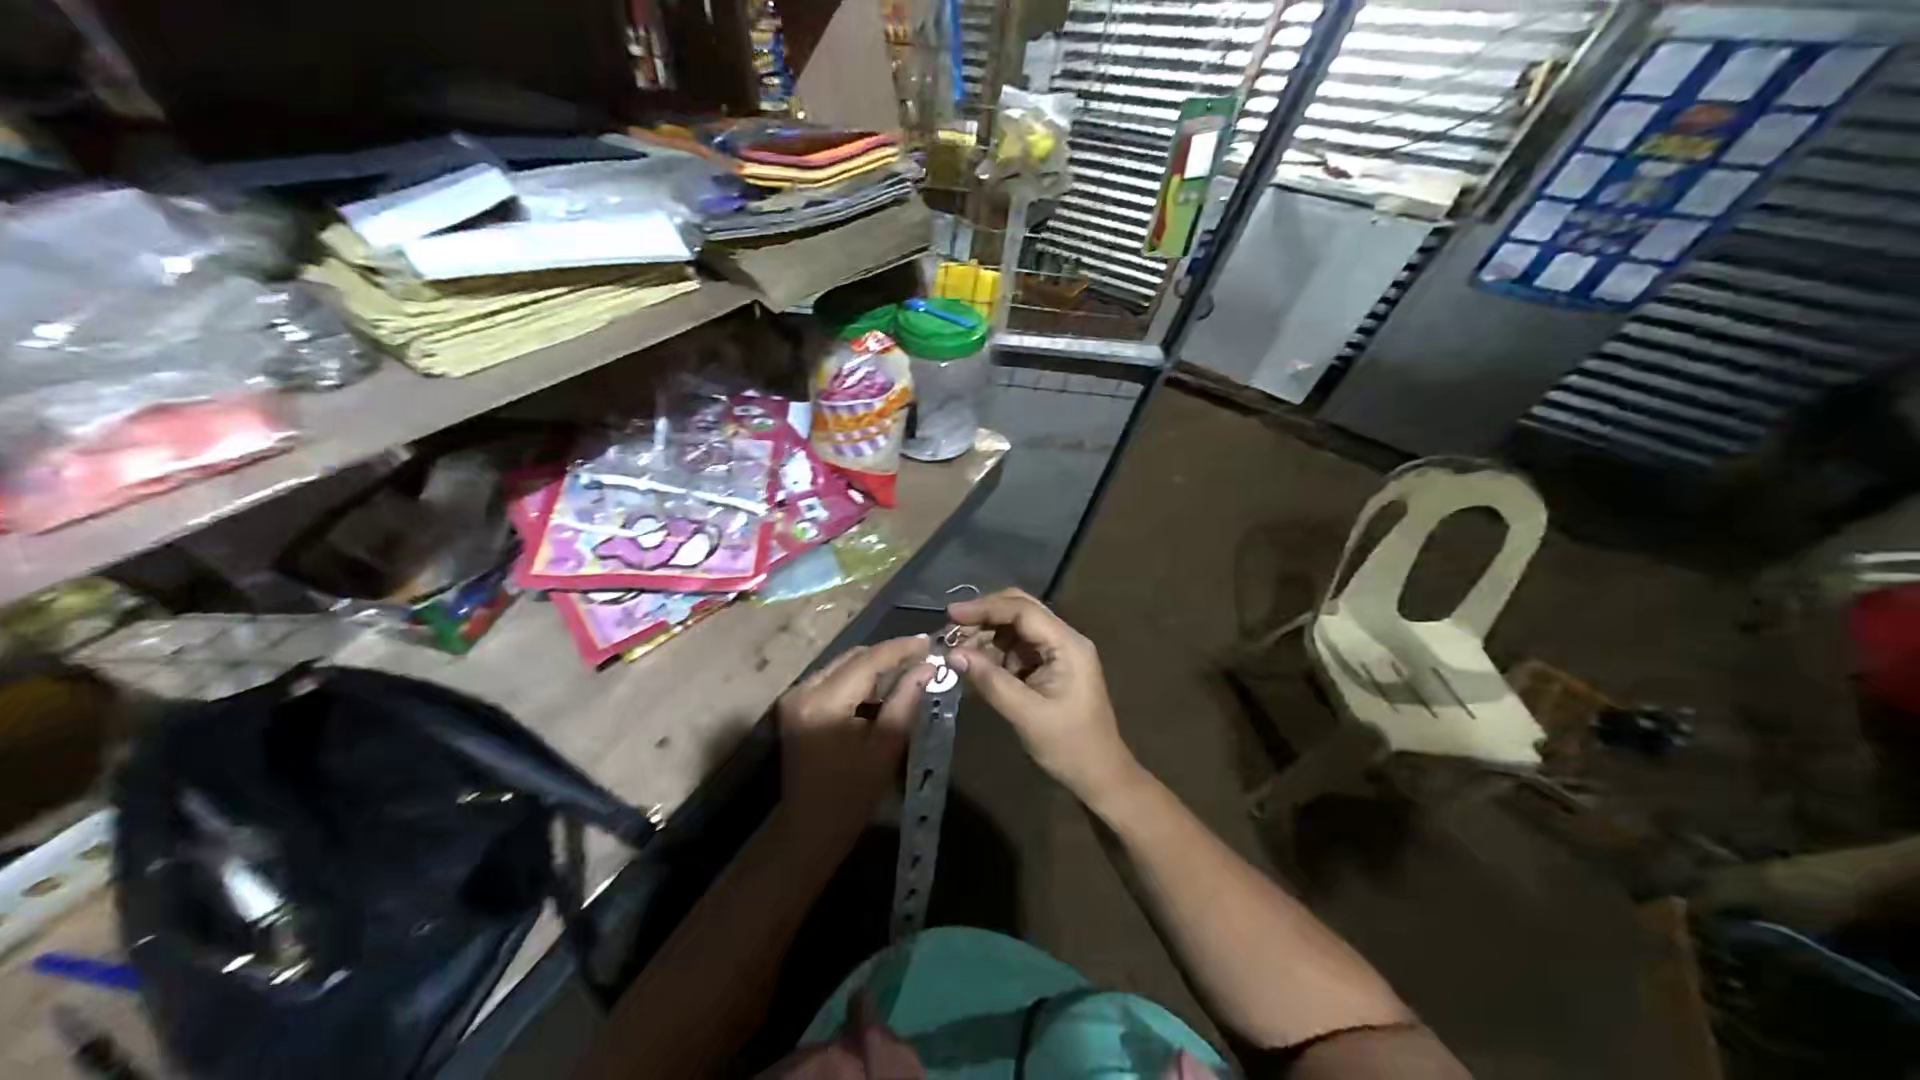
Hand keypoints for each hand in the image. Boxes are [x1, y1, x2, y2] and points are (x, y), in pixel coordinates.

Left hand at [776, 635, 934, 834]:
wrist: (810, 827)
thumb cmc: (852, 793)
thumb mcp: (885, 746)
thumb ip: (906, 700)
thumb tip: (928, 667)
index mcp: (824, 701)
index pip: (867, 661)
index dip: (900, 649)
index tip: (928, 641)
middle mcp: (803, 690)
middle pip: (852, 657)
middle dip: (888, 655)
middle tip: (922, 654)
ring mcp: (796, 697)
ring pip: (842, 665)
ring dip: (873, 665)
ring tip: (906, 668)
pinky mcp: (796, 706)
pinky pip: (833, 679)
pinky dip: (857, 679)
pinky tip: (880, 687)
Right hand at [946, 589, 1141, 804]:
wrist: (1100, 776)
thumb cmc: (1069, 746)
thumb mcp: (1026, 715)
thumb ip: (990, 681)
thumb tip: (953, 654)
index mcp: (1067, 645)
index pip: (1022, 610)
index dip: (985, 608)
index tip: (951, 614)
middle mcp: (1064, 640)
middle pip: (1020, 611)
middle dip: (984, 616)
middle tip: (950, 630)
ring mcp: (1057, 654)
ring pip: (1015, 629)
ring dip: (985, 634)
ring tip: (955, 649)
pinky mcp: (1048, 668)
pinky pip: (1016, 649)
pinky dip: (993, 652)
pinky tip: (972, 662)